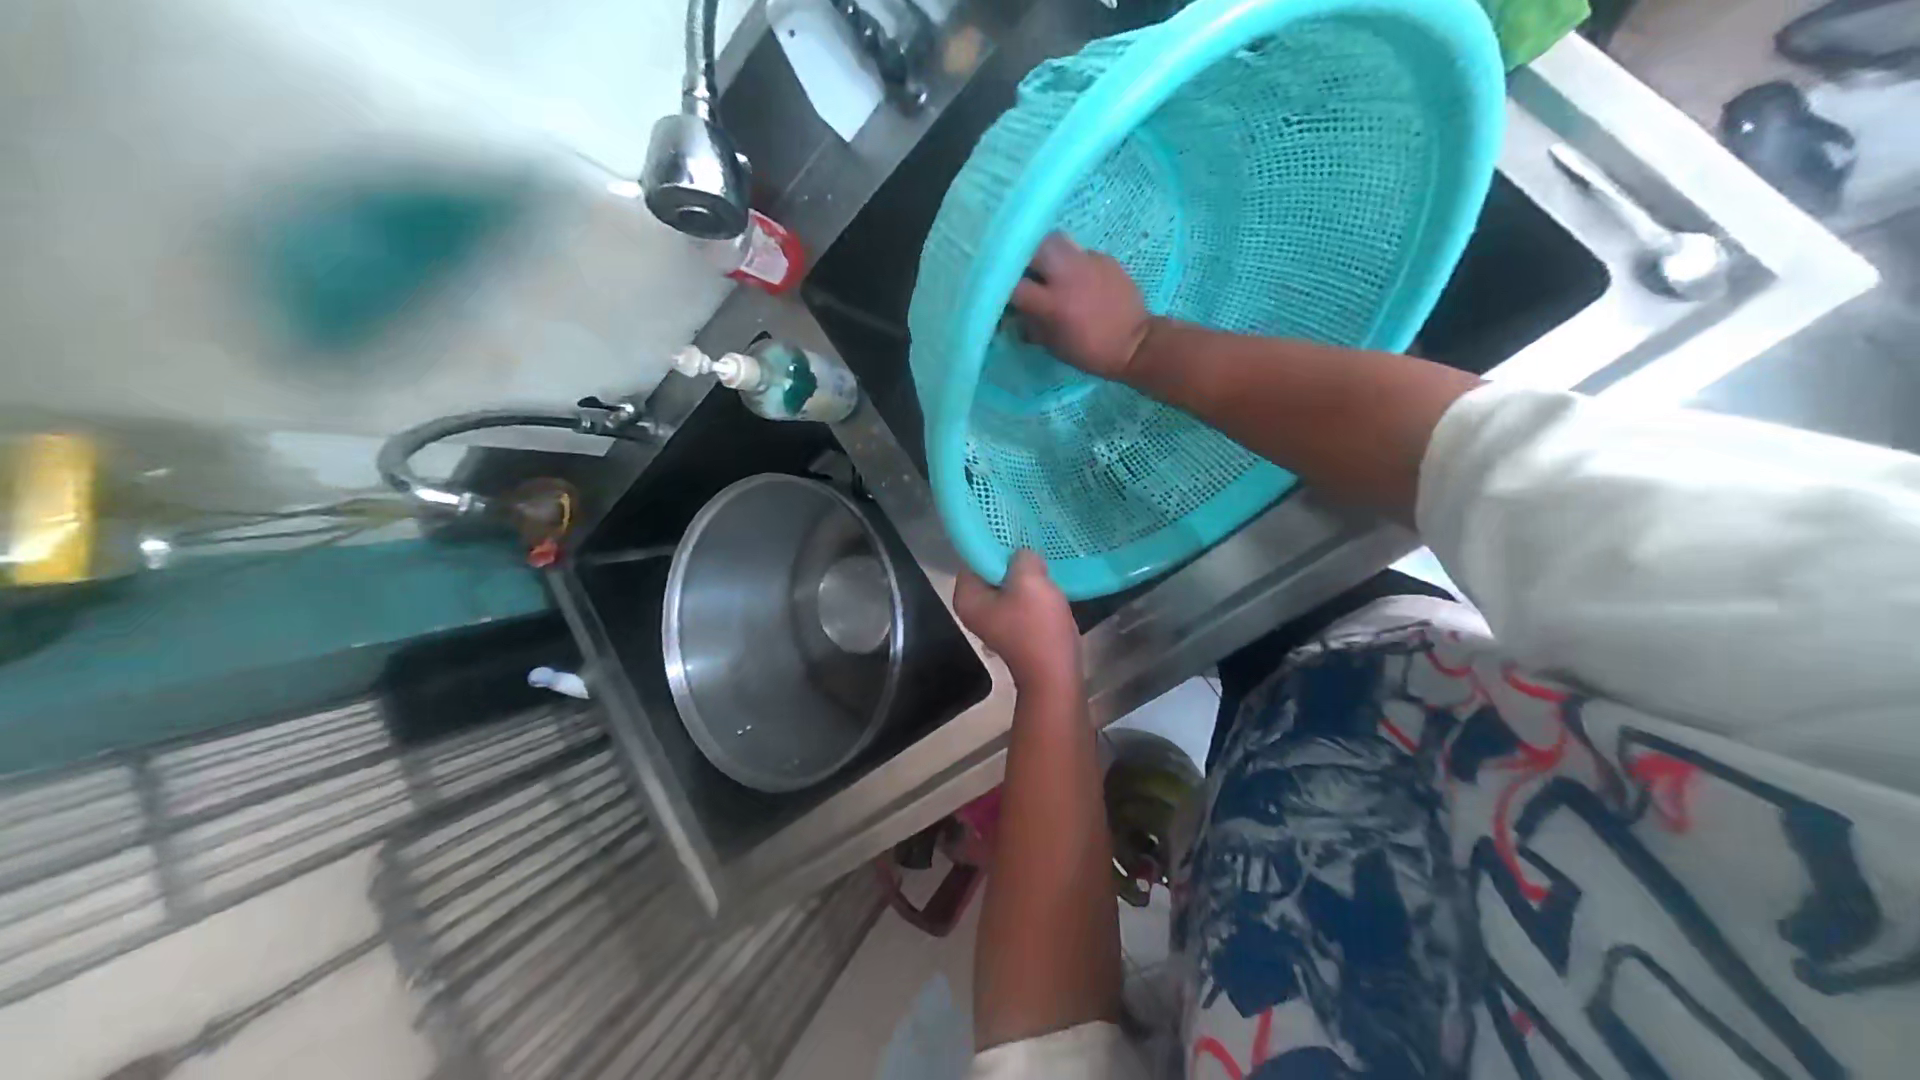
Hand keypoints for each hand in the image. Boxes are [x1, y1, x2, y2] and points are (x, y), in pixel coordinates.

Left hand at [953, 550, 1080, 694]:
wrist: (1055, 674)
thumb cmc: (1037, 626)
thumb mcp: (1030, 580)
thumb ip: (1022, 557)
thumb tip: (1023, 556)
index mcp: (967, 597)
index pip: (974, 558)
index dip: (995, 543)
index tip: (1016, 533)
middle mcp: (974, 608)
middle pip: (990, 570)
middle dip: (1012, 559)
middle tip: (1033, 545)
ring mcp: (994, 619)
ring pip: (1008, 584)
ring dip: (1025, 575)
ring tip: (1043, 561)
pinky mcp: (1014, 627)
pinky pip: (1020, 598)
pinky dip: (1032, 590)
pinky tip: (1048, 582)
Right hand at [1010, 233, 1154, 382]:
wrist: (1135, 344)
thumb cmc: (1090, 352)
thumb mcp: (1053, 345)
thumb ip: (1032, 323)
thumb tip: (1016, 312)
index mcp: (1053, 304)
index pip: (1015, 285)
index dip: (1004, 288)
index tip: (1003, 293)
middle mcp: (1068, 276)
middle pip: (1034, 246)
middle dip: (1025, 256)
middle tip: (1024, 270)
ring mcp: (1088, 262)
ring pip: (1057, 240)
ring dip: (1047, 252)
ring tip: (1049, 270)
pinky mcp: (1105, 258)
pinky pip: (1080, 253)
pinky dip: (1073, 263)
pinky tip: (1080, 279)